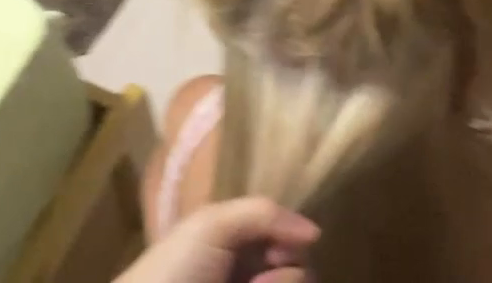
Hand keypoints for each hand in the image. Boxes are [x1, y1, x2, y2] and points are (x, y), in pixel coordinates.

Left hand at [115, 197, 320, 282]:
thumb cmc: (176, 267)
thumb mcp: (214, 224)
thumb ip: (262, 214)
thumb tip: (315, 232)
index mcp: (241, 240)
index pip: (290, 236)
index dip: (291, 242)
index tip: (277, 251)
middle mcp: (252, 269)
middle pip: (301, 268)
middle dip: (287, 273)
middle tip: (258, 280)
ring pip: (296, 281)